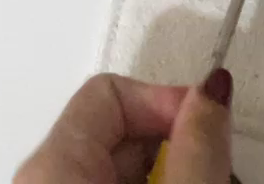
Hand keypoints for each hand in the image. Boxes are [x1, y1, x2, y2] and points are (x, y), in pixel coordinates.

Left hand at [14, 72, 232, 183]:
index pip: (112, 91)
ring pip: (124, 169)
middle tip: (218, 170)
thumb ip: (195, 149)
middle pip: (121, 130)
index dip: (169, 100)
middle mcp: (45, 183)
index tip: (213, 124)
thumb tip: (214, 88)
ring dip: (173, 172)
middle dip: (178, 142)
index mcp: (52, 167)